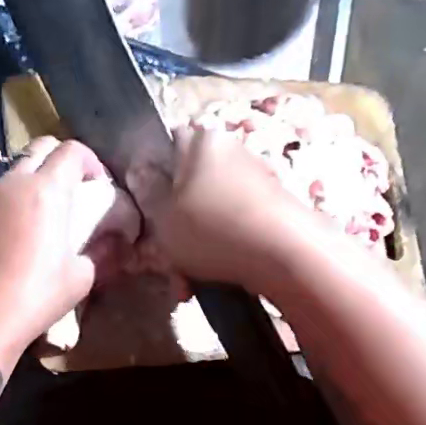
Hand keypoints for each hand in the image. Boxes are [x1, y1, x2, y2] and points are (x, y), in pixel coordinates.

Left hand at [0, 138, 138, 350]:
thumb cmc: (37, 295)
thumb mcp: (81, 277)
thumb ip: (99, 250)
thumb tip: (112, 241)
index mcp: (47, 190)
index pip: (72, 151)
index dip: (92, 162)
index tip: (100, 186)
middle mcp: (16, 182)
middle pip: (42, 147)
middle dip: (63, 160)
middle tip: (76, 189)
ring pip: (18, 167)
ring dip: (38, 177)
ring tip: (49, 211)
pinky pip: (2, 190)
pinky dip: (18, 196)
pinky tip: (24, 228)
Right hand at [127, 126, 324, 290]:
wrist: (286, 254)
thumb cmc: (212, 229)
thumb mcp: (162, 216)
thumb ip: (146, 192)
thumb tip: (140, 170)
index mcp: (202, 140)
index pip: (166, 145)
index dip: (150, 178)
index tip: (146, 212)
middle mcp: (232, 151)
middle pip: (188, 187)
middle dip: (174, 229)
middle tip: (166, 262)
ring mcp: (255, 179)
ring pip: (208, 214)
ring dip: (194, 249)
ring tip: (188, 284)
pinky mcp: (272, 209)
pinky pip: (233, 228)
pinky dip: (220, 252)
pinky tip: (211, 282)